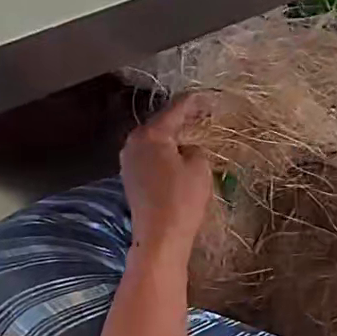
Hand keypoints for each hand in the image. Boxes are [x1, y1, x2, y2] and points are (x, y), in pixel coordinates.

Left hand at [120, 94, 212, 260]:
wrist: (159, 237)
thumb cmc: (182, 200)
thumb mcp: (199, 167)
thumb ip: (195, 148)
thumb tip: (186, 149)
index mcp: (150, 134)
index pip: (176, 109)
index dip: (194, 102)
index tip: (209, 98)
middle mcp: (133, 142)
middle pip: (160, 123)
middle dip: (181, 119)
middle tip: (203, 115)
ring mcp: (128, 161)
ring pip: (153, 140)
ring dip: (171, 136)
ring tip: (193, 134)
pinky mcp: (129, 178)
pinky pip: (149, 156)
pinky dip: (163, 152)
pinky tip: (177, 156)